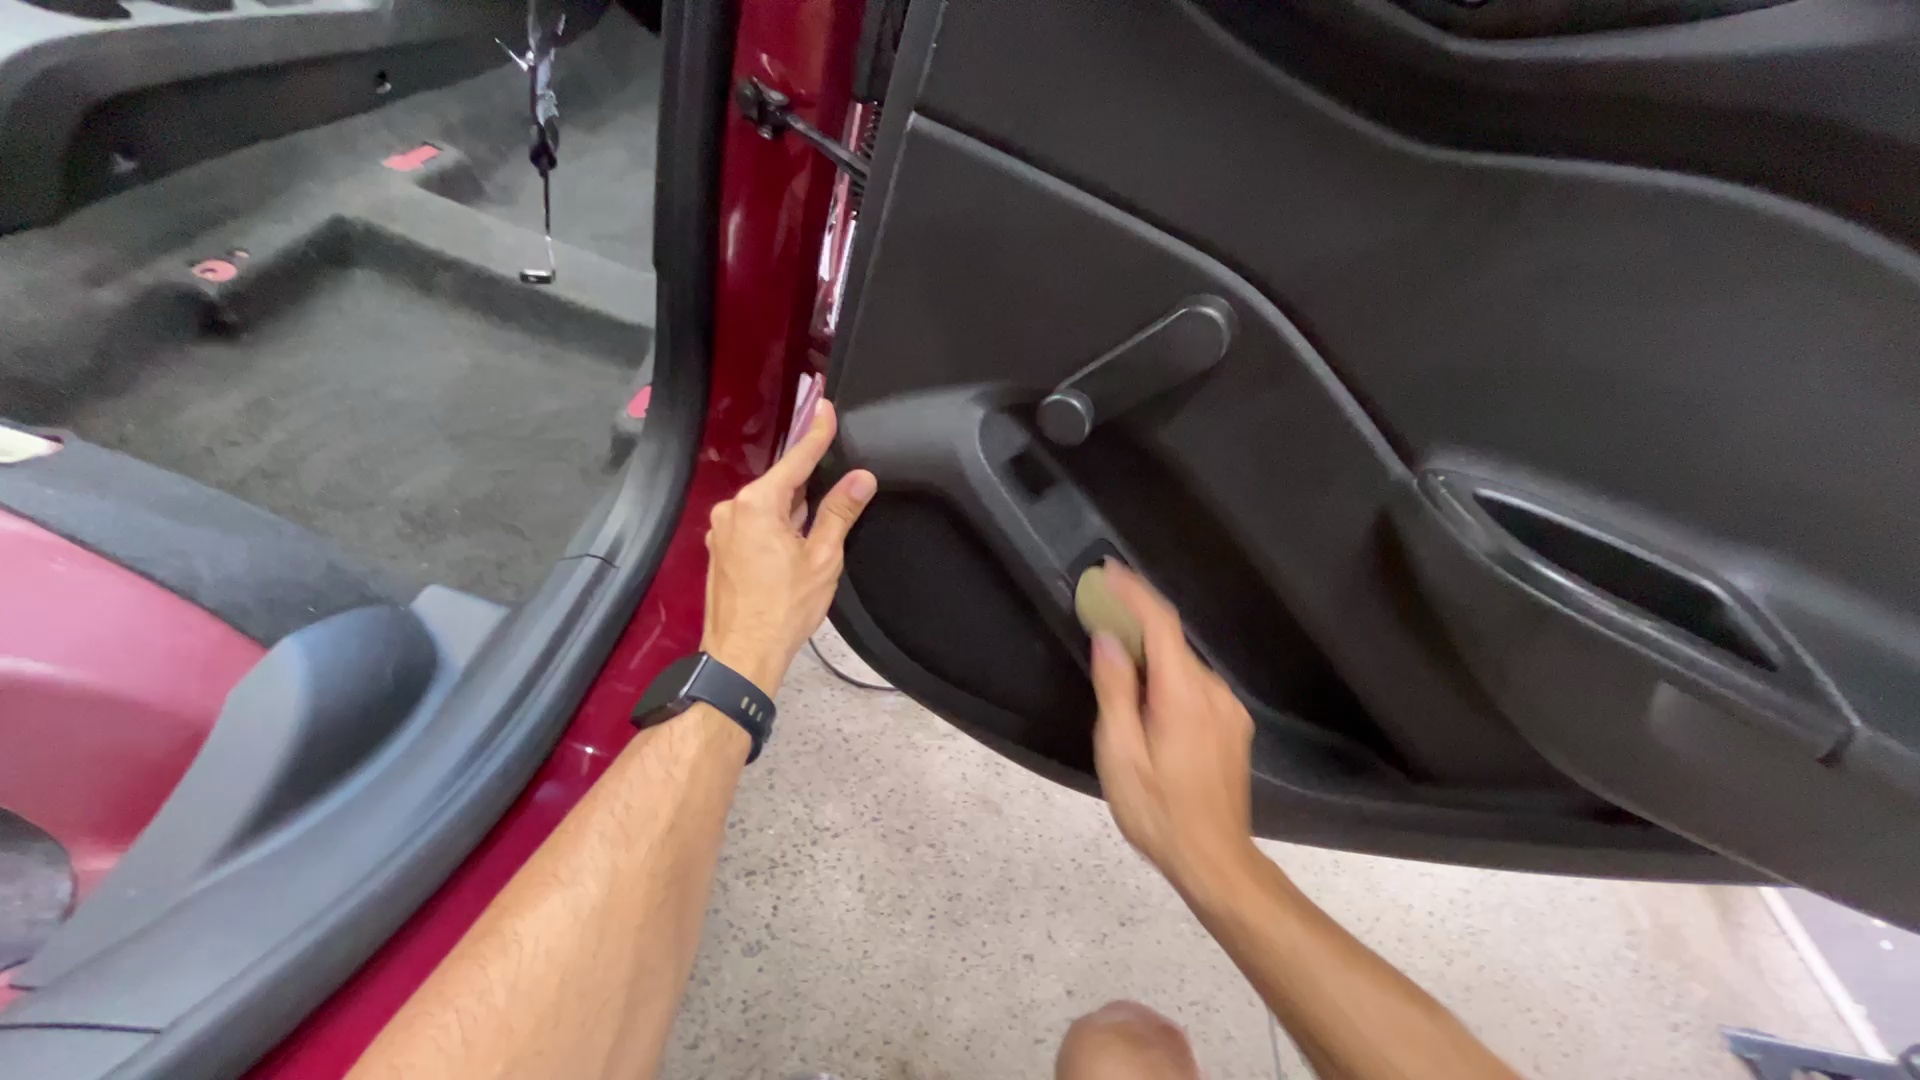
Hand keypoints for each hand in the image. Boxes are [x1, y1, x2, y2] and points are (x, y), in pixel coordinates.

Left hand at [701, 399, 875, 696]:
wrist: (742, 654)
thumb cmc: (783, 609)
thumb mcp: (822, 557)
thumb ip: (839, 512)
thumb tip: (860, 480)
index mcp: (757, 505)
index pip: (796, 460)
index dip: (815, 433)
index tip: (824, 406)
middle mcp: (733, 511)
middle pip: (781, 485)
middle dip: (810, 487)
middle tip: (838, 491)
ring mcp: (723, 531)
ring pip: (768, 507)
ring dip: (794, 513)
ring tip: (816, 538)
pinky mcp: (722, 550)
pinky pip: (754, 525)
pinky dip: (777, 528)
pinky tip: (794, 549)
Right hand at [1089, 562, 1257, 895]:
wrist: (1214, 860)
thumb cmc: (1158, 812)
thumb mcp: (1120, 754)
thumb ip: (1115, 690)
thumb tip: (1108, 639)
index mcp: (1183, 696)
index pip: (1162, 625)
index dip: (1135, 593)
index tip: (1109, 571)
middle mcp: (1214, 693)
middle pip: (1172, 643)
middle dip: (1135, 625)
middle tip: (1097, 620)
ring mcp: (1229, 710)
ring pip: (1182, 665)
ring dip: (1150, 656)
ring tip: (1116, 672)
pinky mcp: (1233, 727)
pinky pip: (1194, 686)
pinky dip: (1167, 678)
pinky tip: (1147, 703)